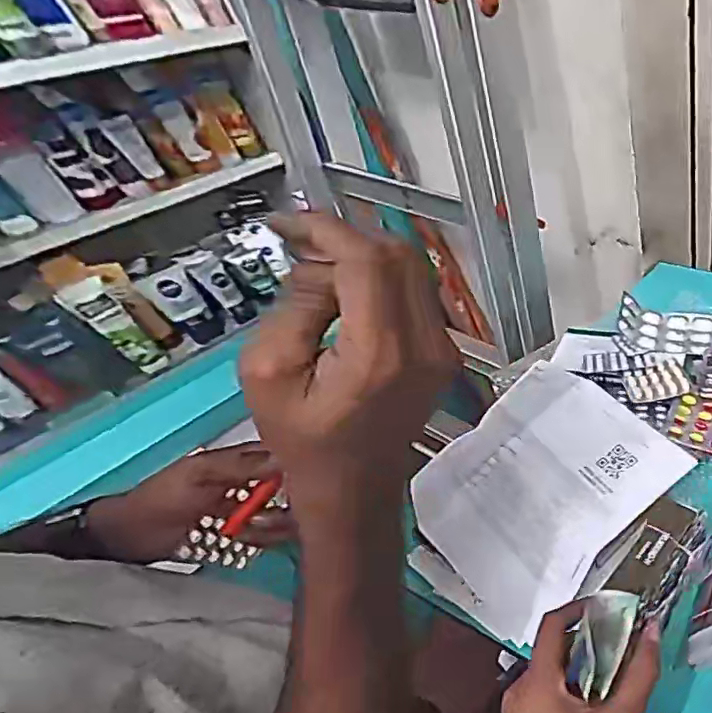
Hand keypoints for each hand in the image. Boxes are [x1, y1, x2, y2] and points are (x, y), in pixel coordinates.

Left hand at [84, 443, 293, 562]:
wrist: (133, 535)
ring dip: (273, 524)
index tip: (308, 479)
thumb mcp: (202, 474)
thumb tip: (289, 458)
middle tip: (269, 514)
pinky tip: (244, 539)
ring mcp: (253, 508)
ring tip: (248, 530)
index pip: (284, 456)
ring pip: (286, 513)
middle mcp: (254, 482)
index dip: (299, 465)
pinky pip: (273, 535)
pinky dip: (264, 538)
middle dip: (288, 503)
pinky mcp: (248, 533)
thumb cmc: (165, 497)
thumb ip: (244, 466)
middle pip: (293, 488)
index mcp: (242, 460)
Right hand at [238, 213, 459, 523]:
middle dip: (346, 239)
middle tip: (302, 248)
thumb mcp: (268, 371)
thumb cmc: (307, 441)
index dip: (327, 230)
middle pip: (399, 257)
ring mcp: (441, 353)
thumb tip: (318, 266)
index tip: (289, 227)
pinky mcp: (443, 357)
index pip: (369, 262)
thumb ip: (296, 306)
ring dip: (365, 258)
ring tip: (319, 274)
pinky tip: (347, 296)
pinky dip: (383, 282)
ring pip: (413, 273)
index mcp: (381, 355)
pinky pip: (418, 298)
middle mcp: (424, 349)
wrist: (355, 485)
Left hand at [502, 601, 661, 712]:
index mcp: (535, 685)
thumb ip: (640, 671)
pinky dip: (569, 682)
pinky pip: (543, 687)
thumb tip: (654, 629)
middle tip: (622, 639)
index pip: (551, 626)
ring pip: (549, 668)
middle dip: (587, 639)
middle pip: (552, 647)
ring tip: (614, 668)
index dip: (580, 608)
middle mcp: (517, 690)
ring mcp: (514, 709)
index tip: (610, 605)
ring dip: (580, 662)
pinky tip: (594, 697)